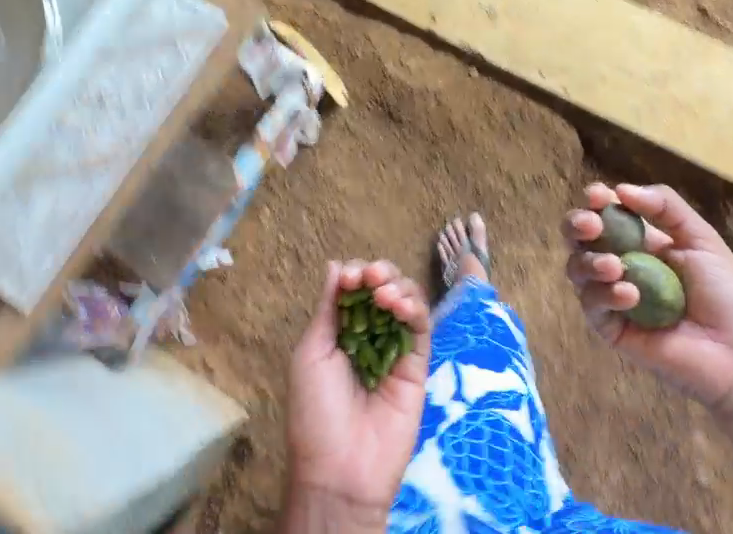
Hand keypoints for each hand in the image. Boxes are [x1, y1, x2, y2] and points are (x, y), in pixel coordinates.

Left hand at [285, 259, 431, 521]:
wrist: (339, 469)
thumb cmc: (315, 412)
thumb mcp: (311, 354)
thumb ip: (328, 309)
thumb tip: (336, 264)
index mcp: (339, 333)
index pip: (353, 291)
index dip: (354, 276)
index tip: (350, 278)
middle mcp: (369, 336)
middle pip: (383, 289)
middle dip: (378, 274)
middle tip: (371, 279)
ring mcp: (395, 350)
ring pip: (406, 301)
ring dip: (398, 286)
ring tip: (384, 294)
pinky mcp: (417, 366)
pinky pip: (421, 328)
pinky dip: (415, 308)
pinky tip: (400, 306)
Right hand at [562, 183, 732, 407]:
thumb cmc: (725, 293)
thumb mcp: (701, 238)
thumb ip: (666, 207)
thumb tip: (620, 190)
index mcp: (641, 242)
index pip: (607, 215)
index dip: (597, 201)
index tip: (598, 196)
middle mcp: (621, 265)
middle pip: (580, 239)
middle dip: (577, 225)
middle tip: (590, 225)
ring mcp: (613, 298)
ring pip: (578, 270)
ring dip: (589, 261)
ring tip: (613, 266)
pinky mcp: (611, 329)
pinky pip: (592, 306)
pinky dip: (605, 295)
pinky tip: (629, 296)